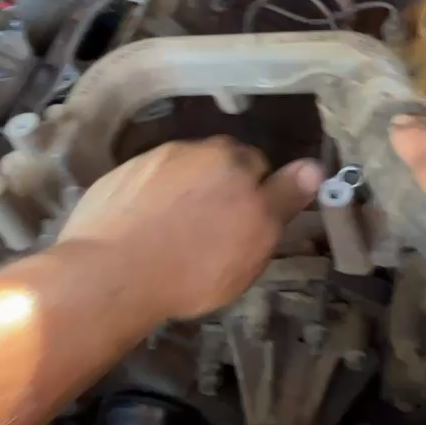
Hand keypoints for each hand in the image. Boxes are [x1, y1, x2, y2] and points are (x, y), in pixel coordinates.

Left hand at [60, 137, 322, 321]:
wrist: (111, 275)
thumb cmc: (195, 264)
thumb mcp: (256, 240)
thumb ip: (284, 198)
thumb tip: (314, 166)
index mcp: (235, 160)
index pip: (260, 166)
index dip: (257, 197)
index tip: (245, 226)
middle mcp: (197, 149)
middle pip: (220, 164)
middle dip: (221, 188)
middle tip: (213, 232)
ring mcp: (154, 159)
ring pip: (183, 172)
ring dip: (185, 192)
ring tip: (173, 235)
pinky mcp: (120, 175)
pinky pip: (147, 184)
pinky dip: (151, 200)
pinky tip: (143, 232)